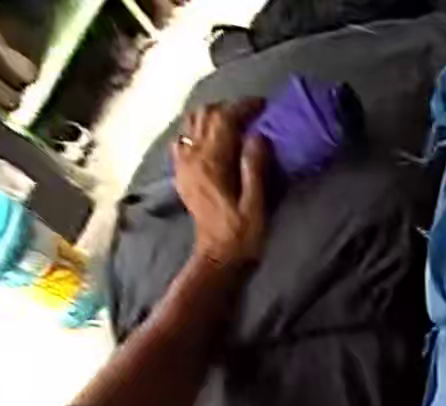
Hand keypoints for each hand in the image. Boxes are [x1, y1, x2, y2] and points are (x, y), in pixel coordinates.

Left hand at [173, 99, 271, 269]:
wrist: (217, 261)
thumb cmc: (242, 238)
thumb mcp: (255, 207)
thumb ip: (255, 169)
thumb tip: (259, 136)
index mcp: (212, 163)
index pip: (224, 119)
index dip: (244, 107)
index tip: (263, 106)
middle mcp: (193, 158)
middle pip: (206, 115)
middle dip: (229, 109)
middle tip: (252, 114)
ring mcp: (184, 165)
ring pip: (192, 123)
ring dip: (213, 117)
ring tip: (233, 123)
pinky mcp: (182, 175)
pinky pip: (183, 140)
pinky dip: (197, 132)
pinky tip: (210, 140)